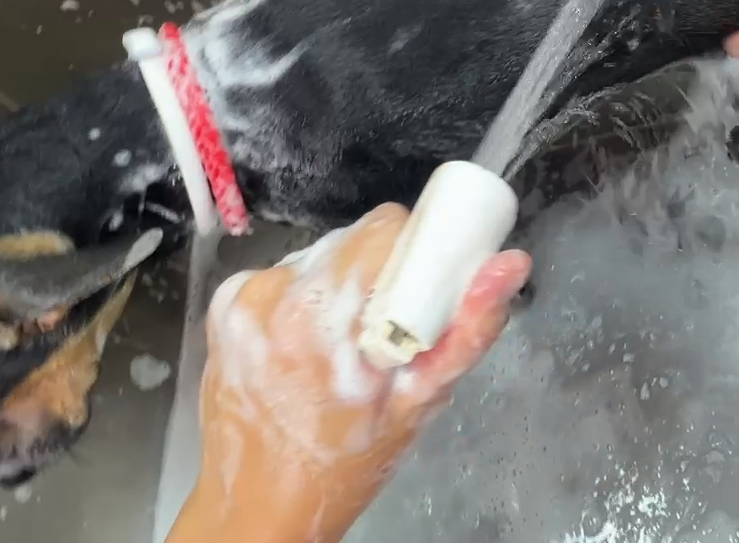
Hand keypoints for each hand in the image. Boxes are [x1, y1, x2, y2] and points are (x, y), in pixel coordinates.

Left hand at [168, 204, 530, 542]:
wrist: (256, 511)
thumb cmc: (347, 462)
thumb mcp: (421, 402)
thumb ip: (470, 328)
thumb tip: (513, 263)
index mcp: (324, 310)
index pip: (387, 227)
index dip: (415, 250)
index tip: (421, 289)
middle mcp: (275, 290)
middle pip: (354, 239)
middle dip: (380, 272)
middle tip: (386, 327)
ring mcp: (244, 295)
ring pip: (323, 254)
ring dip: (344, 283)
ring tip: (347, 342)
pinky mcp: (225, 303)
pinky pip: (288, 274)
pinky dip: (306, 297)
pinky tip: (308, 344)